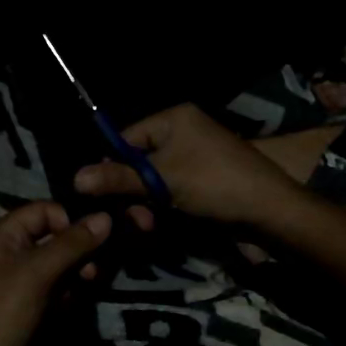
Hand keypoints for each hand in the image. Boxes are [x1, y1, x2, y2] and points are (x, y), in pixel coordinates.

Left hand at [0, 201, 110, 345]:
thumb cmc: (2, 318)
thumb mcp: (36, 274)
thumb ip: (72, 243)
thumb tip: (107, 216)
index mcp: (0, 236)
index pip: (45, 210)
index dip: (70, 220)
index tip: (96, 238)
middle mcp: (11, 251)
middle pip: (57, 234)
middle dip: (81, 247)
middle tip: (97, 267)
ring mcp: (24, 279)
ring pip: (64, 261)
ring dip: (81, 269)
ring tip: (91, 282)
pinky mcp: (36, 303)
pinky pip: (62, 284)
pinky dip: (73, 289)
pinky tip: (75, 302)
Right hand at [73, 103, 306, 228]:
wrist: (270, 212)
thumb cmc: (214, 184)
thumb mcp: (163, 180)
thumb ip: (119, 179)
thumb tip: (75, 177)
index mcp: (175, 119)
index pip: (126, 138)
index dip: (110, 166)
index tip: (97, 196)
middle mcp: (184, 134)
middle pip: (139, 161)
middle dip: (130, 191)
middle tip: (127, 218)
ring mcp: (195, 161)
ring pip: (154, 182)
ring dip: (145, 205)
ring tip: (145, 226)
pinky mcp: (204, 185)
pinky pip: (172, 193)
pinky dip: (163, 208)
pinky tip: (159, 226)